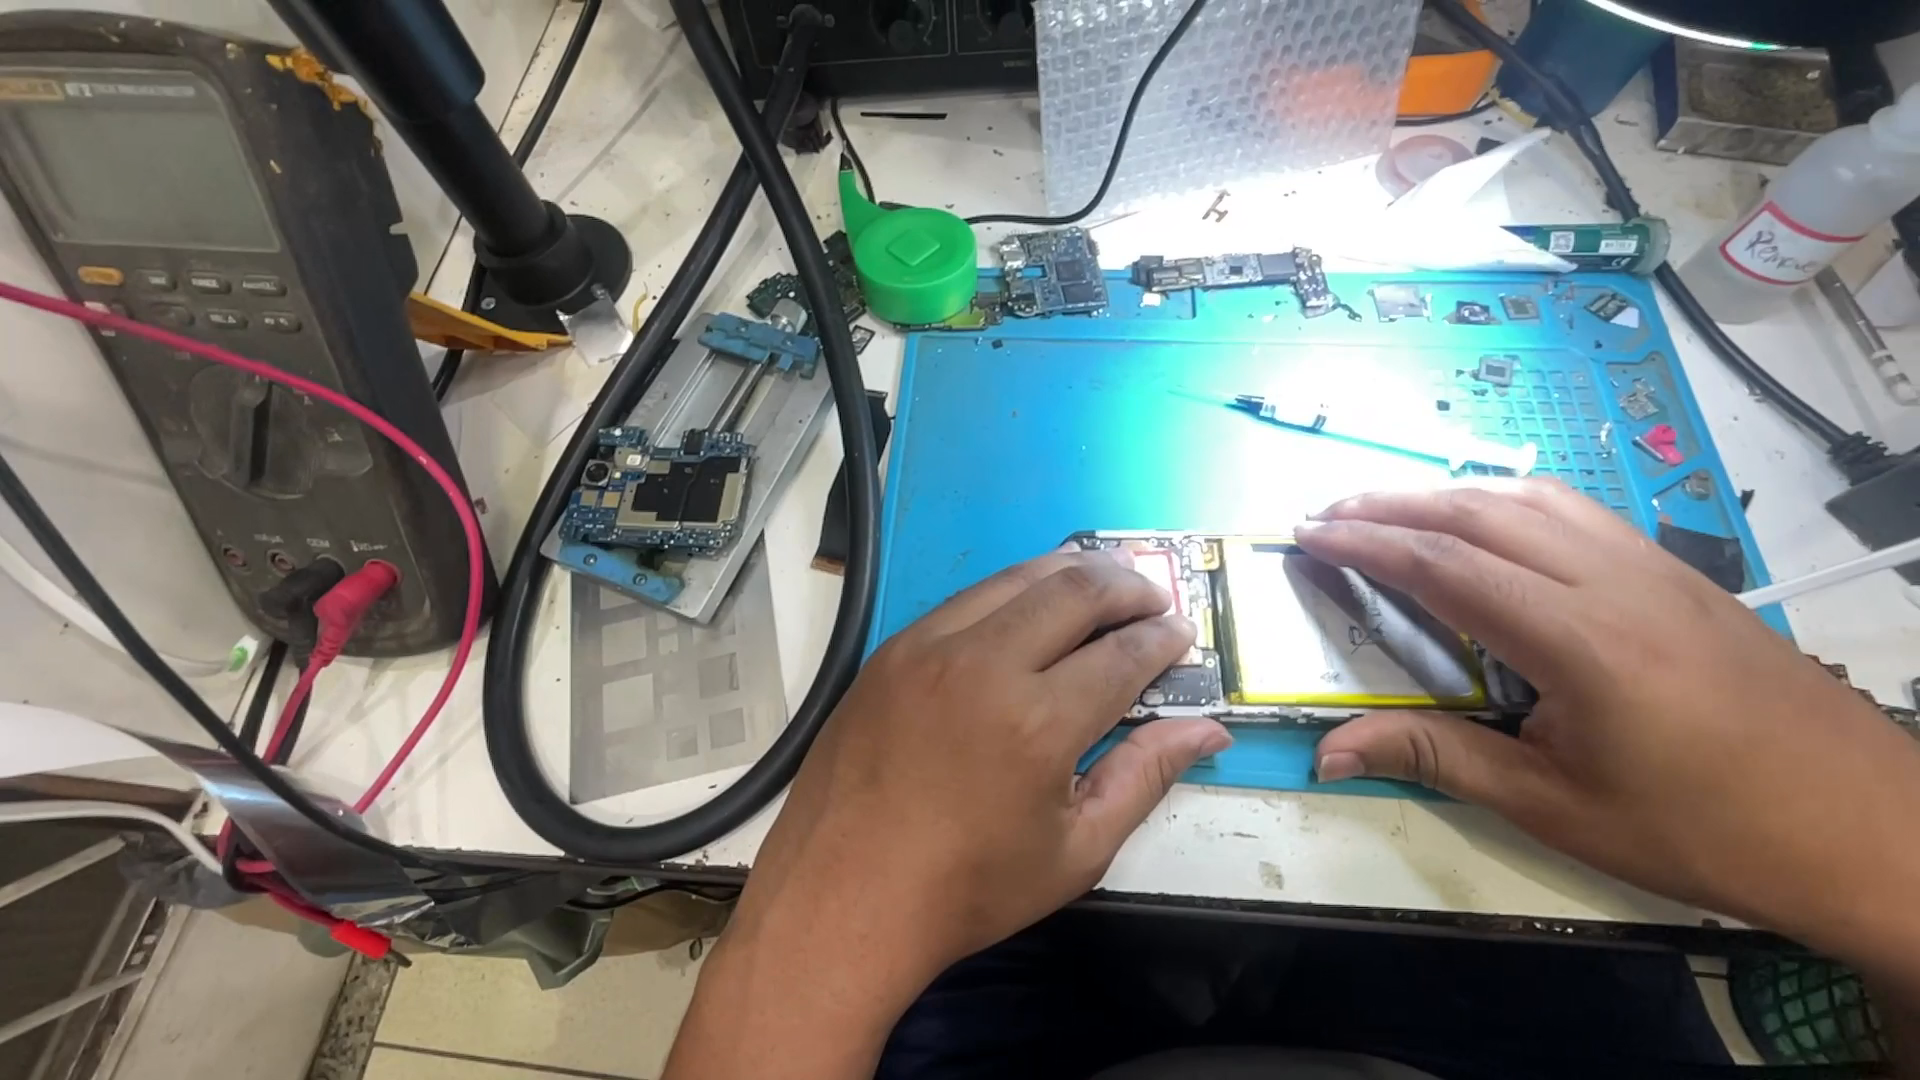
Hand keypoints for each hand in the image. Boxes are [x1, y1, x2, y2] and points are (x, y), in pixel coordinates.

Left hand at [734, 545, 1229, 997]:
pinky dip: (1012, 588)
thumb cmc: (965, 889)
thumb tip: (1207, 730)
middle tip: (1154, 597)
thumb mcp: (1074, 852)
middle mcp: (984, 664)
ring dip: (1071, 571)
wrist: (841, 896)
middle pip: (1074, 592)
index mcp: (1038, 722)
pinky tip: (1029, 601)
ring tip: (1105, 579)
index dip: (1162, 640)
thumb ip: (1145, 778)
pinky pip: (966, 598)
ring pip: (1017, 578)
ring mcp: (929, 647)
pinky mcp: (892, 648)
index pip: (1121, 656)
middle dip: (1128, 586)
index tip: (1182, 635)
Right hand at [1294, 479, 1919, 965]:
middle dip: (1389, 506)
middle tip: (1324, 513)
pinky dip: (1503, 500)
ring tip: (1386, 509)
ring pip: (1528, 497)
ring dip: (1444, 494)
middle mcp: (1614, 582)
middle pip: (1478, 514)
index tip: (1307, 534)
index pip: (1445, 566)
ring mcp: (1653, 568)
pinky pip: (1573, 509)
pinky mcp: (1676, 573)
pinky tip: (1482, 521)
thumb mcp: (1553, 806)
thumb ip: (1434, 758)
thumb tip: (1327, 751)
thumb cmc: (1702, 829)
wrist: (1875, 835)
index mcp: (1579, 641)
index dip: (1364, 544)